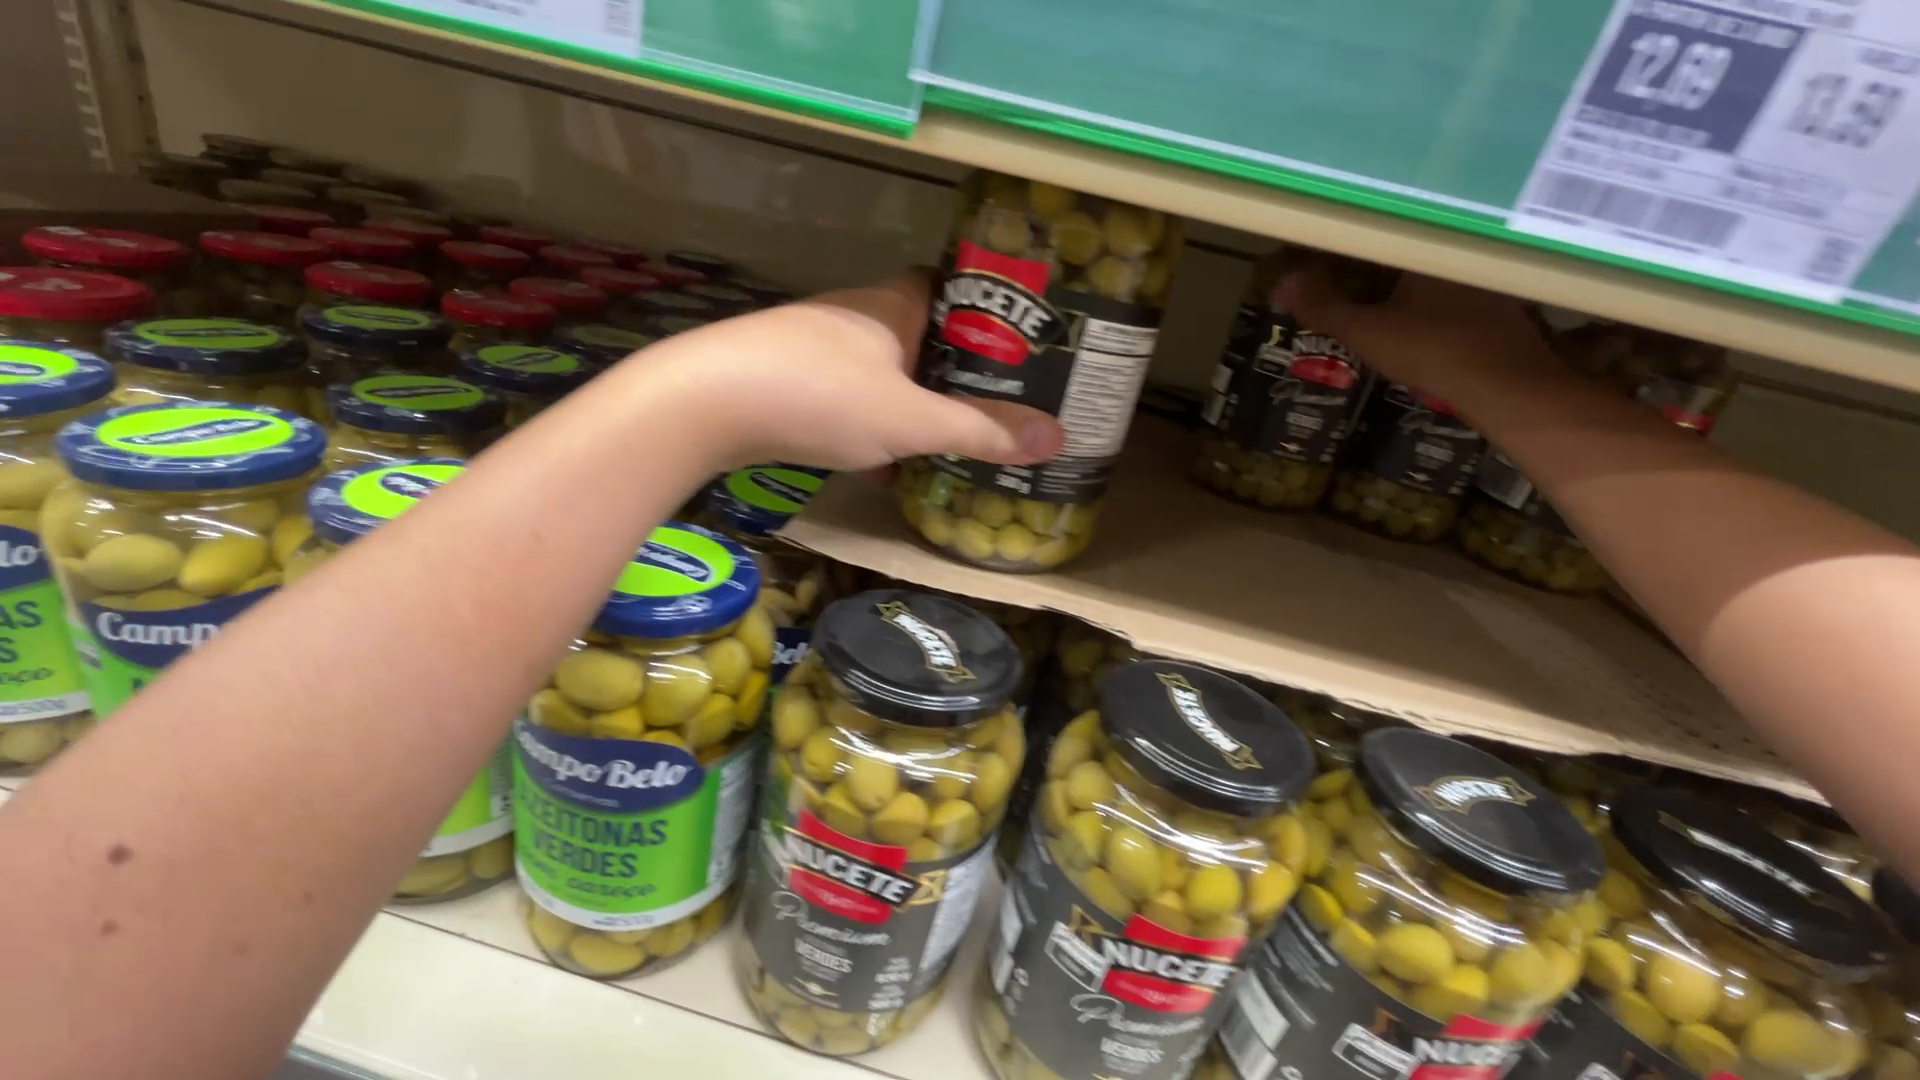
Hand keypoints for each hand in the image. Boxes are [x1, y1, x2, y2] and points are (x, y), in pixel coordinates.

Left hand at [615, 271, 1065, 471]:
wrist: (703, 404)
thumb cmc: (822, 396)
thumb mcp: (913, 421)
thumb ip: (981, 431)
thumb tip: (1057, 437)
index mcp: (892, 304)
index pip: (949, 287)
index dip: (984, 312)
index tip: (1014, 348)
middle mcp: (853, 313)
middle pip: (917, 333)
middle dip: (949, 368)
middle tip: (987, 404)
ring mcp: (811, 344)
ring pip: (877, 369)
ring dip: (906, 399)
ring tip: (941, 436)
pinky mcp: (779, 376)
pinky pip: (840, 396)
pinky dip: (865, 423)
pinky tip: (875, 463)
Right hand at [1277, 269, 1557, 399]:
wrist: (1506, 385)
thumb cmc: (1432, 350)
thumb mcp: (1366, 332)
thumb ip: (1324, 307)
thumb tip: (1282, 284)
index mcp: (1428, 246)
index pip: (1379, 233)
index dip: (1349, 242)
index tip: (1322, 250)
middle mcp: (1461, 251)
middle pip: (1408, 248)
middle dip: (1377, 258)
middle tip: (1343, 269)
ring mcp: (1484, 278)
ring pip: (1432, 270)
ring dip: (1405, 278)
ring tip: (1373, 290)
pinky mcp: (1499, 305)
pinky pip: (1452, 291)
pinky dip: (1429, 298)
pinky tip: (1416, 315)